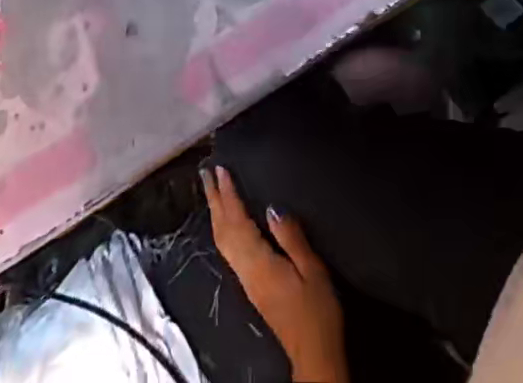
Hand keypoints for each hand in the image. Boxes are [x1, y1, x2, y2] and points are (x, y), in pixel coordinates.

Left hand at [202, 166, 348, 382]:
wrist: (313, 353)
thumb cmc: (317, 311)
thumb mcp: (312, 270)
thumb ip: (291, 237)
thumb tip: (271, 208)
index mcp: (258, 262)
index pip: (237, 221)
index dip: (228, 194)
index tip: (220, 170)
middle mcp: (245, 268)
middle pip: (223, 229)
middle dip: (214, 199)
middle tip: (205, 173)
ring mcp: (245, 278)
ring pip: (222, 239)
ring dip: (215, 212)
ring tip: (211, 190)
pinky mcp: (250, 284)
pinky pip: (228, 247)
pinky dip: (222, 227)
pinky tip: (225, 222)